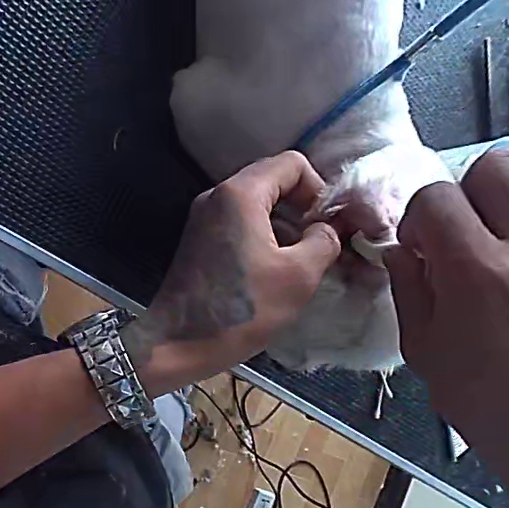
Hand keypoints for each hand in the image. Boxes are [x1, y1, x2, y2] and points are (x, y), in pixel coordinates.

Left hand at [126, 152, 341, 393]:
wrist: (178, 343)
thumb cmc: (242, 309)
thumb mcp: (299, 275)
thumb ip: (324, 240)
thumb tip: (326, 228)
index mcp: (239, 194)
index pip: (292, 164)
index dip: (319, 188)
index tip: (329, 224)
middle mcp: (216, 196)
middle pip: (272, 180)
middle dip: (303, 206)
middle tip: (322, 241)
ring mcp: (203, 218)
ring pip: (256, 204)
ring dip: (285, 224)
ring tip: (304, 259)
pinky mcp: (198, 240)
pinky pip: (238, 223)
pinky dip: (263, 235)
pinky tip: (276, 268)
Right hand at [384, 151, 508, 507]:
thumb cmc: (502, 416)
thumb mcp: (429, 358)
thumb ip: (410, 291)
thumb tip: (403, 247)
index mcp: (481, 276)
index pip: (435, 197)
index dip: (420, 217)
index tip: (426, 244)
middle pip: (497, 165)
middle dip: (470, 195)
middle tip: (475, 234)